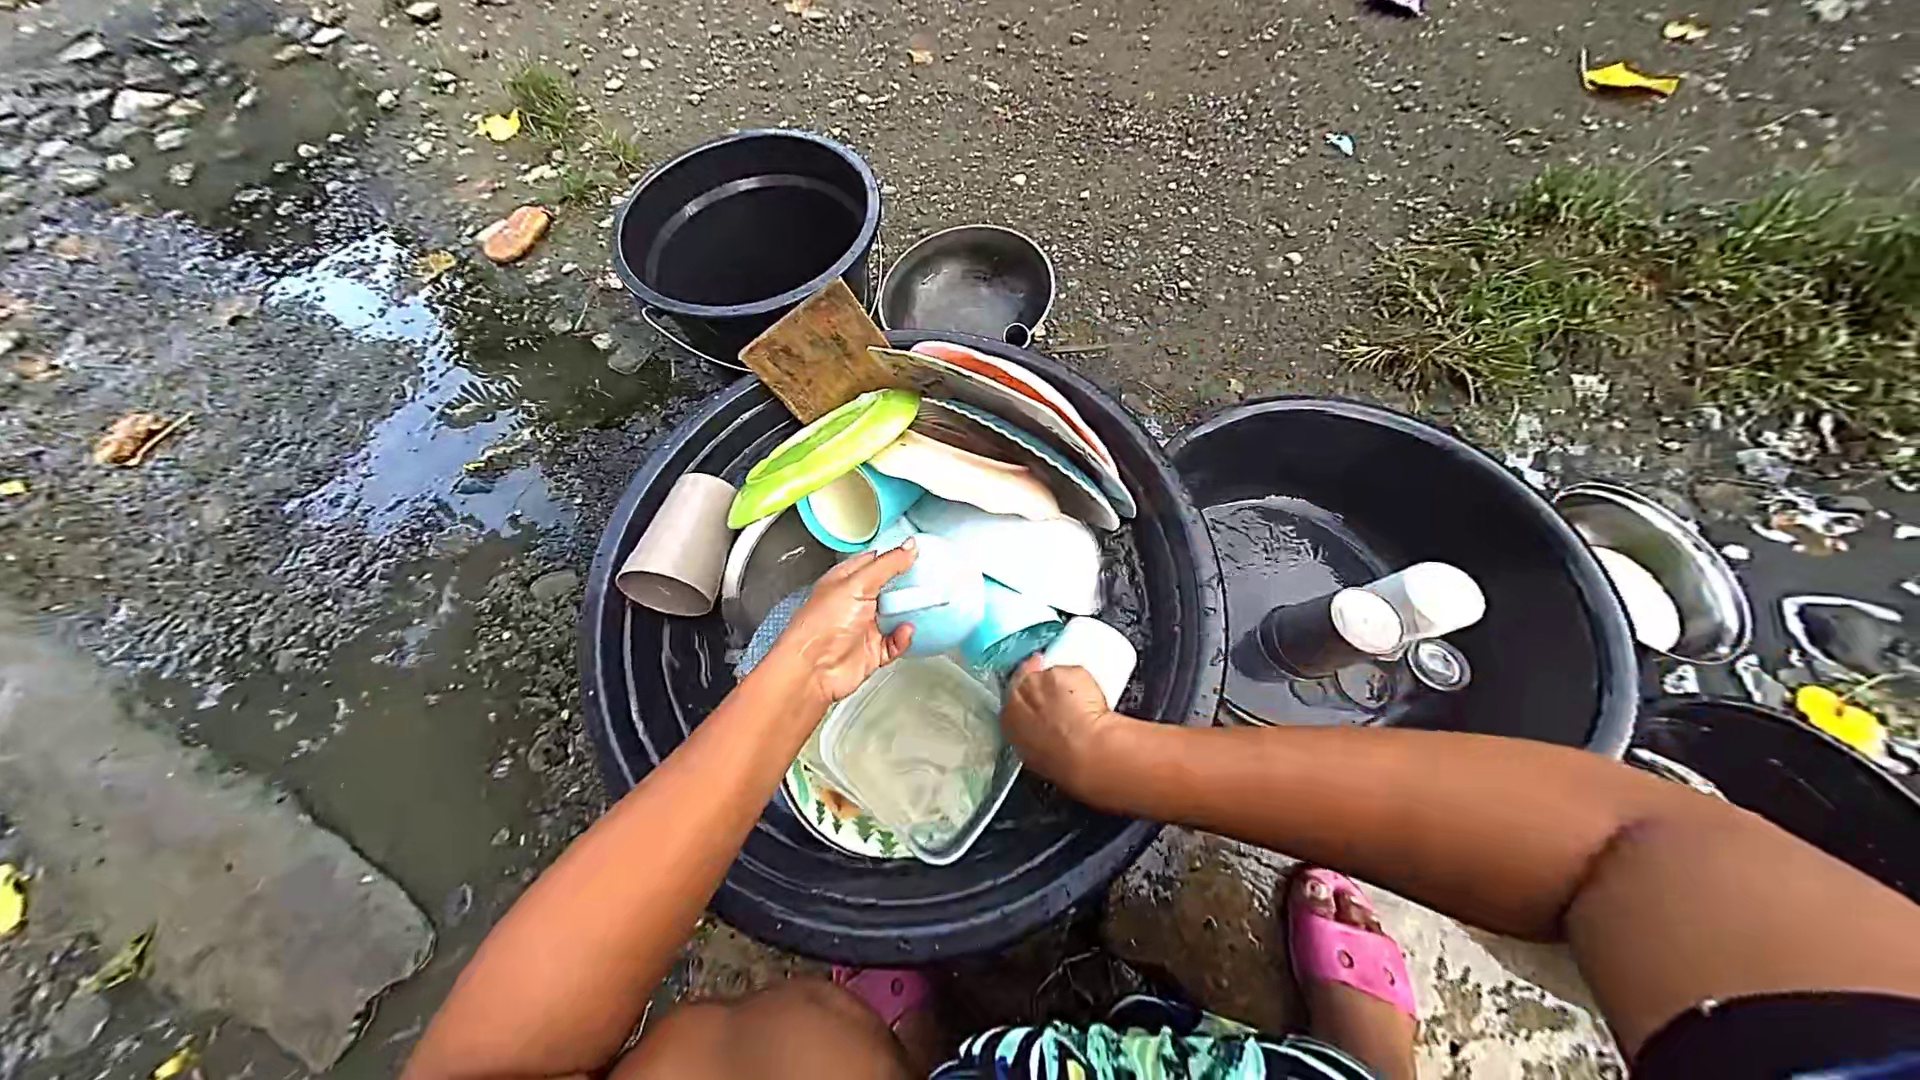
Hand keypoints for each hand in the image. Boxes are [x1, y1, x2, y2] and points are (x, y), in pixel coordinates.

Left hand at [763, 540, 916, 707]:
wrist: (812, 672)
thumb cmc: (821, 626)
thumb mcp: (857, 584)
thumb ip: (887, 565)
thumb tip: (910, 546)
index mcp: (845, 580)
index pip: (874, 561)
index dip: (894, 555)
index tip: (917, 551)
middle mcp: (855, 603)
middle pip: (889, 589)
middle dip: (907, 585)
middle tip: (929, 578)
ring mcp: (864, 627)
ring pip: (896, 616)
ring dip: (909, 612)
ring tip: (923, 605)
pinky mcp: (872, 651)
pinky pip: (896, 642)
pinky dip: (904, 638)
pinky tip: (906, 632)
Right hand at [1001, 656, 1125, 796]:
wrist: (1082, 750)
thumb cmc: (1059, 761)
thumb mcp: (1032, 755)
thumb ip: (1030, 733)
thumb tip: (1039, 731)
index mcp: (1009, 716)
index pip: (1013, 699)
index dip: (1028, 700)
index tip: (1040, 704)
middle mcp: (1020, 691)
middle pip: (1029, 679)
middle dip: (1043, 686)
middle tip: (1061, 698)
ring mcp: (1044, 677)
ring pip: (1054, 676)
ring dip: (1065, 687)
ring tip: (1081, 707)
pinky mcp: (1067, 671)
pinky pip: (1076, 675)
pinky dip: (1085, 687)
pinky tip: (1092, 703)